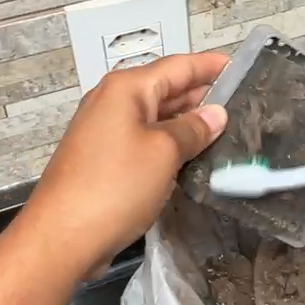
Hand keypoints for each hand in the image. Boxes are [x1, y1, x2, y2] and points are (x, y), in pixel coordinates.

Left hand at [21, 52, 229, 279]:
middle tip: (244, 103)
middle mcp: (113, 101)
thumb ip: (193, 129)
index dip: (211, 66)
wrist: (59, 239)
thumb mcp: (164, 152)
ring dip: (188, 121)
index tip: (242, 67)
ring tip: (227, 129)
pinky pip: (145, 138)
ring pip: (156, 116)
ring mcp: (105, 130)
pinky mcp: (103, 158)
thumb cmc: (114, 186)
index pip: (178, 65)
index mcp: (126, 88)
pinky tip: (194, 155)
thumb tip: (216, 114)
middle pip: (166, 88)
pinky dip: (169, 141)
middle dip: (202, 94)